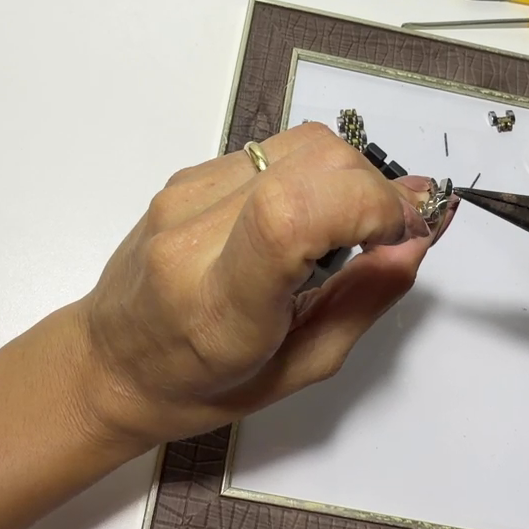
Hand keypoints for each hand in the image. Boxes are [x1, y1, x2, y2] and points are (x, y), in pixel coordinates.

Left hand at [74, 123, 445, 449]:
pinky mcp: (189, 173)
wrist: (110, 359)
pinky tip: (309, 215)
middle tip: (389, 236)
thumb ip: (365, 299)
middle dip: (377, 188)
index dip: (369, 207)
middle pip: (315, 159)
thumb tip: (418, 236)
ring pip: (304, 141)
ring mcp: (187, 191)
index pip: (291, 215)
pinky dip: (316, 172)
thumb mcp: (298, 369)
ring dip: (350, 175)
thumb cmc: (199, 387)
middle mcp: (196, 230)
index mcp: (219, 303)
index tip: (401, 237)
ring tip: (350, 227)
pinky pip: (277, 149)